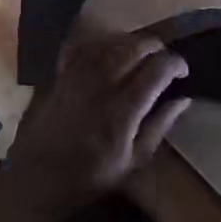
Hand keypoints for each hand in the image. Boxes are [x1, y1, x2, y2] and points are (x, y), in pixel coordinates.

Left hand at [4, 33, 191, 203]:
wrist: (38, 179)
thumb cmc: (90, 176)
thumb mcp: (134, 161)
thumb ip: (159, 126)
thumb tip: (183, 99)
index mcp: (123, 110)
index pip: (157, 70)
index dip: (176, 64)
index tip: (183, 72)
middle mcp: (101, 85)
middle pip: (134, 47)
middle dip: (156, 47)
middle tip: (164, 59)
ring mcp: (78, 77)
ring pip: (110, 42)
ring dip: (132, 42)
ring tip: (142, 53)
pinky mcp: (61, 76)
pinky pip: (84, 47)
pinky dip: (102, 43)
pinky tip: (110, 51)